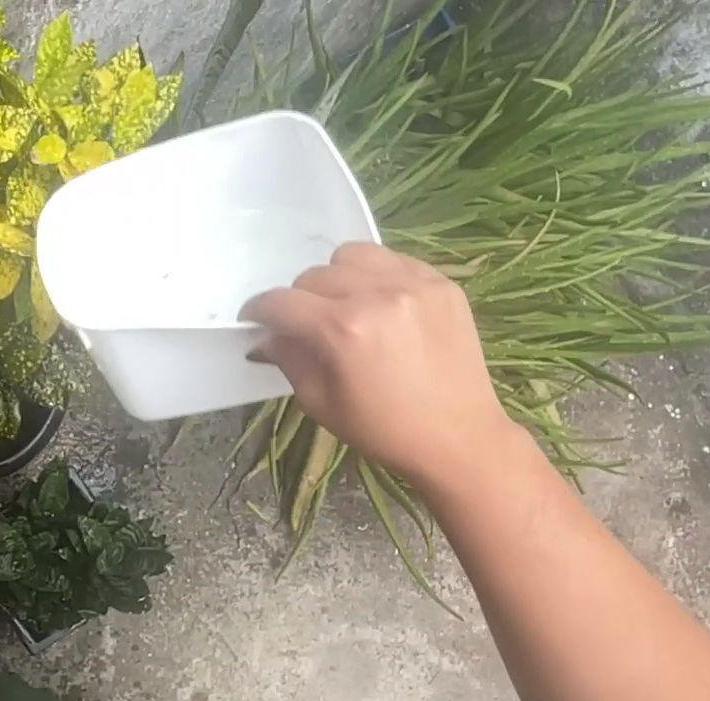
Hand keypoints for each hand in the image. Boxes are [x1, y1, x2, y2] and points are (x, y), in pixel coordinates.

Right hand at [241, 242, 525, 490]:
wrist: (456, 436)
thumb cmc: (381, 430)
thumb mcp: (320, 403)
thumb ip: (290, 360)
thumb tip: (266, 340)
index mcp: (342, 330)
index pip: (282, 303)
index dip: (258, 310)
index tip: (253, 319)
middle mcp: (377, 295)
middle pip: (314, 275)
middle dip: (298, 299)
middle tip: (302, 325)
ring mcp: (414, 283)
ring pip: (352, 256)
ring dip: (335, 277)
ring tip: (341, 306)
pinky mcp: (441, 283)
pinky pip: (393, 259)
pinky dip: (374, 275)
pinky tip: (377, 305)